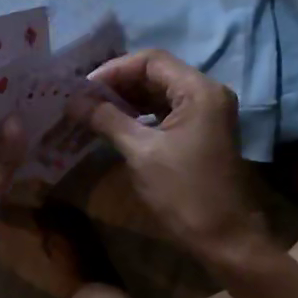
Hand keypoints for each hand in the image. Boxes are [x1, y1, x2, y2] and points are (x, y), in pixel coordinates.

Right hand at [77, 50, 268, 254]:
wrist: (224, 237)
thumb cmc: (184, 193)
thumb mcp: (141, 153)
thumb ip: (107, 120)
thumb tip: (73, 101)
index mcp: (199, 91)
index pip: (151, 61)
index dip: (114, 70)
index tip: (82, 88)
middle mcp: (207, 93)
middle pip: (157, 74)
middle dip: (118, 84)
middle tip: (82, 99)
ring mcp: (207, 113)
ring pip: (161, 93)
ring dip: (127, 100)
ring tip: (92, 111)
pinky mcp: (202, 132)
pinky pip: (167, 112)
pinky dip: (141, 115)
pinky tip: (115, 125)